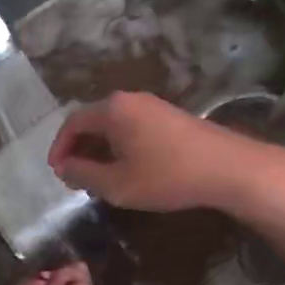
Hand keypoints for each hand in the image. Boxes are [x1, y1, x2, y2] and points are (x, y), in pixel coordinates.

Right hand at [48, 92, 247, 211]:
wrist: (228, 168)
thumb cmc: (166, 176)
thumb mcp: (116, 183)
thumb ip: (83, 174)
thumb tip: (63, 167)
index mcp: (113, 110)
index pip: (72, 122)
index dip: (59, 148)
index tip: (56, 172)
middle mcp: (130, 100)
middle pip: (92, 120)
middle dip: (78, 148)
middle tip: (73, 176)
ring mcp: (153, 106)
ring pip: (113, 125)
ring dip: (98, 149)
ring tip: (97, 177)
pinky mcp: (169, 118)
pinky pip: (131, 128)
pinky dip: (118, 147)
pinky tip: (125, 170)